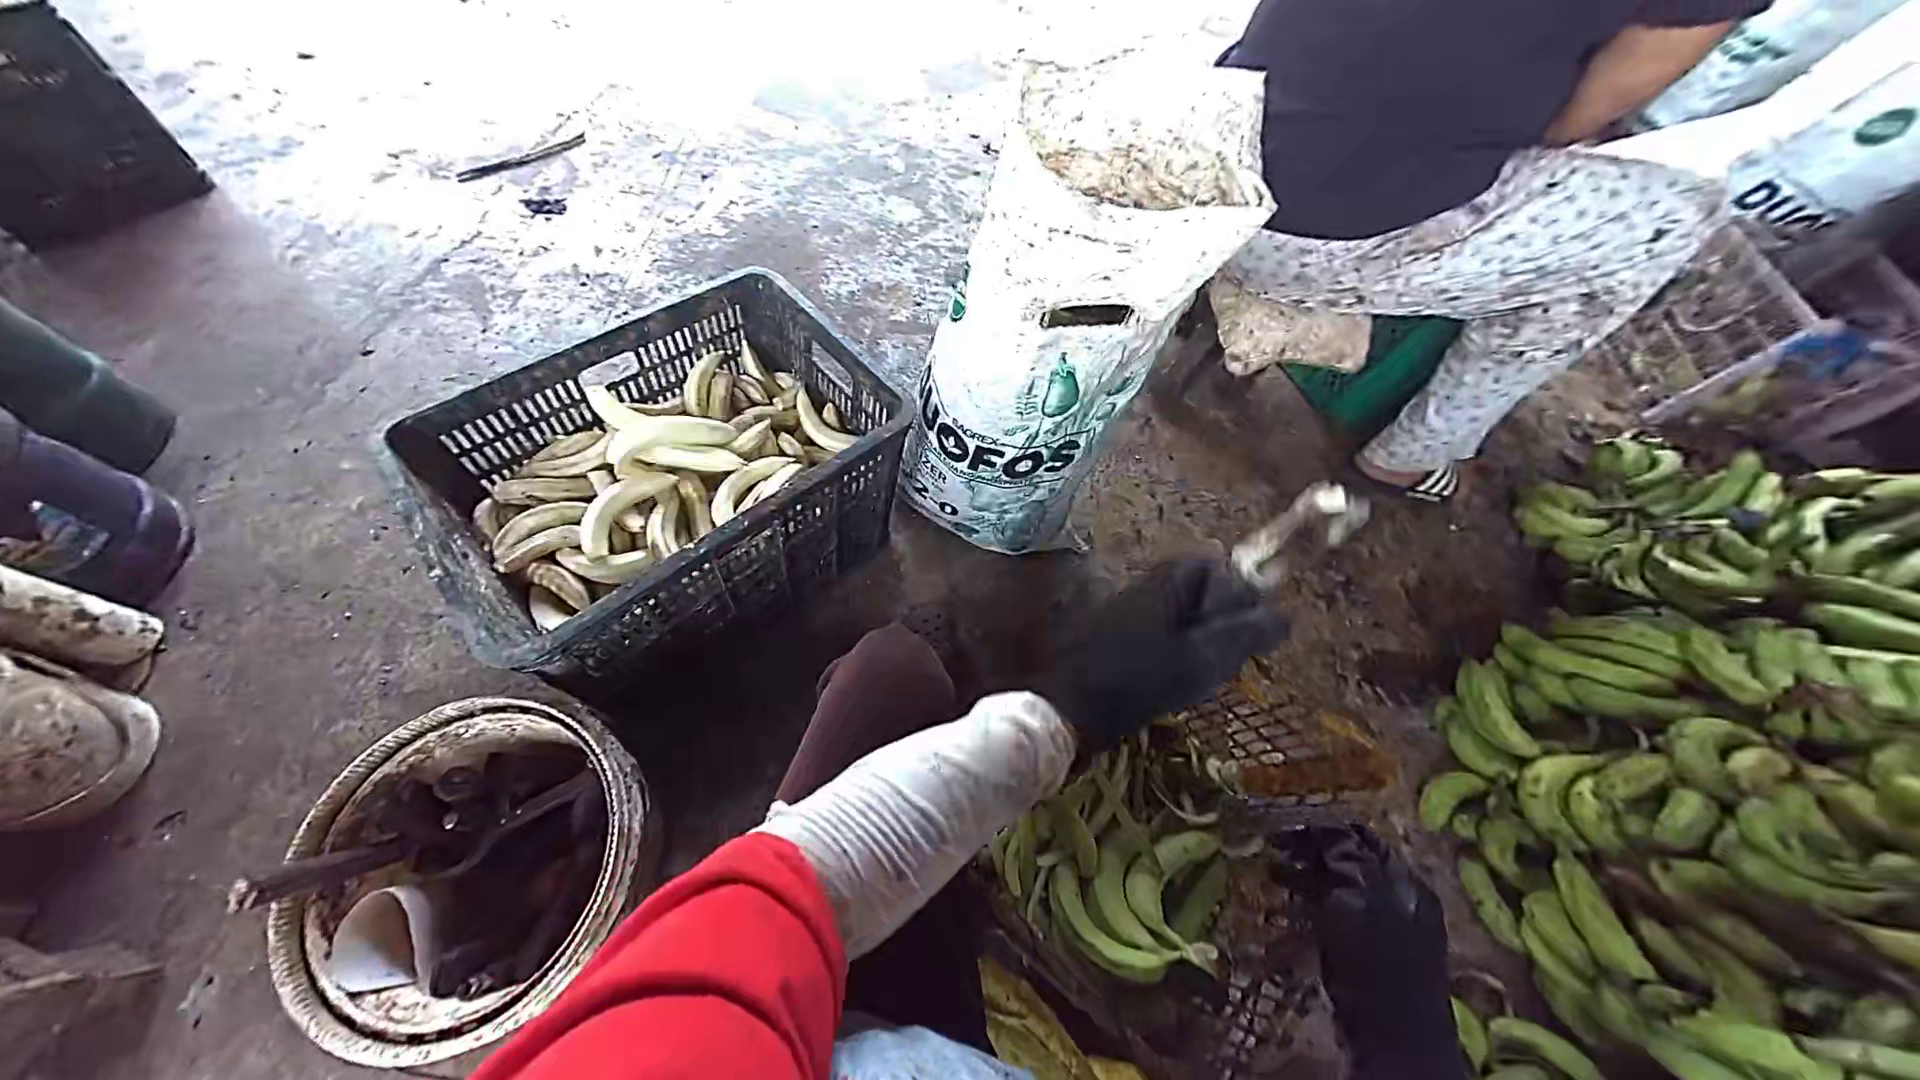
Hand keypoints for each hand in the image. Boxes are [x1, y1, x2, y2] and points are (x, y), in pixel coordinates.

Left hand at [1040, 558, 1287, 749]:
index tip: (1241, 633)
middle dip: (1221, 621)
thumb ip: (1245, 634)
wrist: (1070, 709)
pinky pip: (1166, 631)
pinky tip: (1178, 679)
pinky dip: (1180, 651)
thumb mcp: (1201, 659)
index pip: (1216, 567)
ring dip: (1202, 640)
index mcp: (1167, 582)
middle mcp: (1148, 586)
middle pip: (1202, 590)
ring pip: (1185, 614)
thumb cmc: (1137, 680)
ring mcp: (1132, 609)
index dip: (1236, 597)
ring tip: (1202, 672)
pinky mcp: (1122, 635)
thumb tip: (1284, 616)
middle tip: (1224, 657)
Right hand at [1289, 825, 1464, 1079]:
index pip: (1357, 834)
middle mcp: (1398, 898)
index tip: (1281, 827)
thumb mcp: (1359, 895)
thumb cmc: (1376, 960)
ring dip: (1305, 874)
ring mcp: (1383, 925)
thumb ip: (1345, 855)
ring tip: (1273, 874)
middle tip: (1272, 847)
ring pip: (1338, 884)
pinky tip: (1288, 906)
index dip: (1319, 826)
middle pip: (1347, 857)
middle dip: (1308, 849)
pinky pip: (1334, 911)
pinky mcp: (1366, 950)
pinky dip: (1310, 901)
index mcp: (1404, 880)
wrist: (1393, 1039)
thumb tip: (1321, 826)